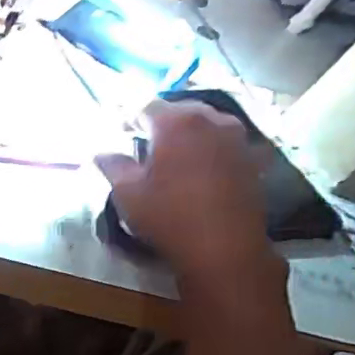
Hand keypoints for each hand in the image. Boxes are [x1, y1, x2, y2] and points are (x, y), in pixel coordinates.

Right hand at [96, 101, 279, 288]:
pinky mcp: (254, 157)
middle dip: (161, 122)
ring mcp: (237, 137)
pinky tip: (202, 166)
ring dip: (188, 132)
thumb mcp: (128, 194)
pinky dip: (211, 146)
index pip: (146, 107)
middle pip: (181, 109)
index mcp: (176, 124)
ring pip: (207, 122)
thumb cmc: (169, 217)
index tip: (119, 133)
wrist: (224, 247)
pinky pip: (226, 141)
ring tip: (174, 154)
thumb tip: (101, 153)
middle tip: (145, 142)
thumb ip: (113, 167)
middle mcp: (211, 120)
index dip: (129, 118)